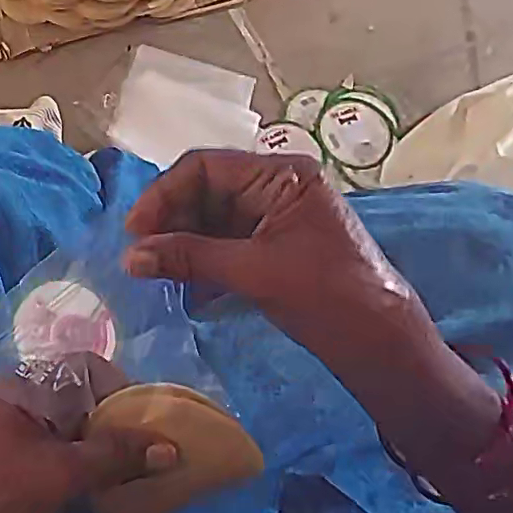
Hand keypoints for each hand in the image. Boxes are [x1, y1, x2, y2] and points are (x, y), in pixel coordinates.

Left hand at [0, 393, 175, 512]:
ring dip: (111, 441)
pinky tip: (122, 476)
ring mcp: (27, 432)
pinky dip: (98, 460)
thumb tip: (170, 447)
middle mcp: (25, 399)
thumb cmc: (0, 505)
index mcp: (22, 386)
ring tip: (146, 457)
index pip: (82, 365)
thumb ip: (114, 455)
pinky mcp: (31, 462)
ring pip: (81, 424)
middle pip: (84, 394)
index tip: (147, 411)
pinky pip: (74, 449)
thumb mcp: (61, 475)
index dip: (117, 383)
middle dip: (119, 414)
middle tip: (155, 437)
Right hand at [123, 150, 431, 357]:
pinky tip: (180, 281)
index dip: (164, 193)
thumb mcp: (253, 272)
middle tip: (141, 254)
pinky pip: (224, 242)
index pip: (206, 167)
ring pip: (211, 218)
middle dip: (171, 220)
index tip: (136, 229)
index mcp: (281, 175)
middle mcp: (276, 186)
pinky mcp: (272, 245)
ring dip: (182, 242)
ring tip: (154, 269)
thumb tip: (130, 258)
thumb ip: (189, 258)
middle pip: (206, 191)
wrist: (382, 345)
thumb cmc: (327, 295)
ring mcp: (274, 216)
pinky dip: (200, 259)